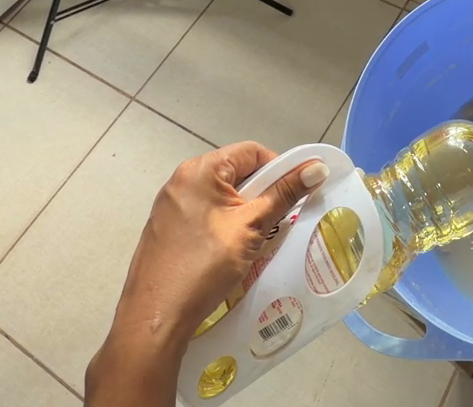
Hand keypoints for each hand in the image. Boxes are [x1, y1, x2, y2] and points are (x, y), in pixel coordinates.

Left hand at [120, 142, 328, 335]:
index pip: (252, 152)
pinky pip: (206, 214)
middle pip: (236, 172)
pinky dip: (226, 224)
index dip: (280, 168)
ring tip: (261, 237)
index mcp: (200, 170)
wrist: (154, 321)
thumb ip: (285, 193)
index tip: (296, 193)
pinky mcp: (166, 230)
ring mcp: (170, 206)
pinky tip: (233, 251)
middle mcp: (182, 180)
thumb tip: (318, 167)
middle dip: (263, 193)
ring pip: (222, 196)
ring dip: (246, 211)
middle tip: (280, 219)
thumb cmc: (205, 266)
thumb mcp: (251, 227)